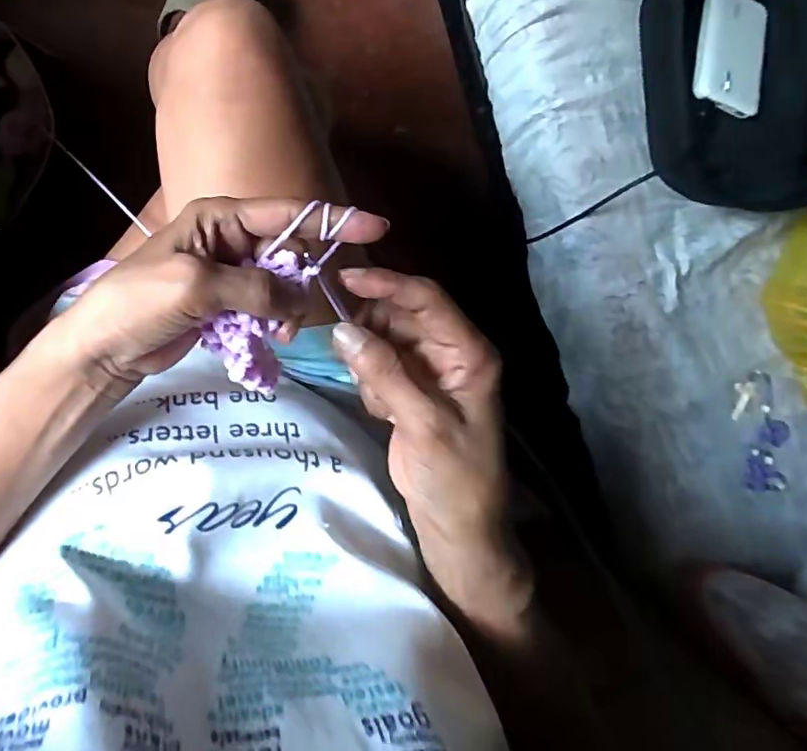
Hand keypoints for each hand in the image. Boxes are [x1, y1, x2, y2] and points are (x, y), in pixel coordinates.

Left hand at [37, 197, 388, 392]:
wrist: (104, 346)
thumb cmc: (141, 301)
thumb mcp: (197, 285)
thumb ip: (255, 287)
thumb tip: (302, 297)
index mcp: (217, 217)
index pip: (284, 212)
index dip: (331, 219)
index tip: (377, 226)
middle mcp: (226, 239)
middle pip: (286, 252)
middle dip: (299, 280)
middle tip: (298, 313)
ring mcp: (225, 273)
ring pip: (277, 286)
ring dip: (282, 309)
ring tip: (273, 333)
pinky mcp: (222, 304)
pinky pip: (262, 309)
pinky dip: (267, 325)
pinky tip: (258, 341)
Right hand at [330, 268, 531, 638]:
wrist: (456, 528)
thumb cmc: (456, 478)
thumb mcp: (422, 424)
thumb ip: (384, 373)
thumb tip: (343, 330)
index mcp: (469, 353)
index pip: (427, 300)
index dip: (387, 283)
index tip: (344, 278)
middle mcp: (447, 352)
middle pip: (399, 312)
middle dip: (369, 323)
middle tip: (337, 337)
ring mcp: (424, 368)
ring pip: (382, 334)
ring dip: (366, 356)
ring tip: (373, 395)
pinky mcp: (405, 385)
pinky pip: (374, 360)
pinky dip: (366, 377)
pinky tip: (379, 410)